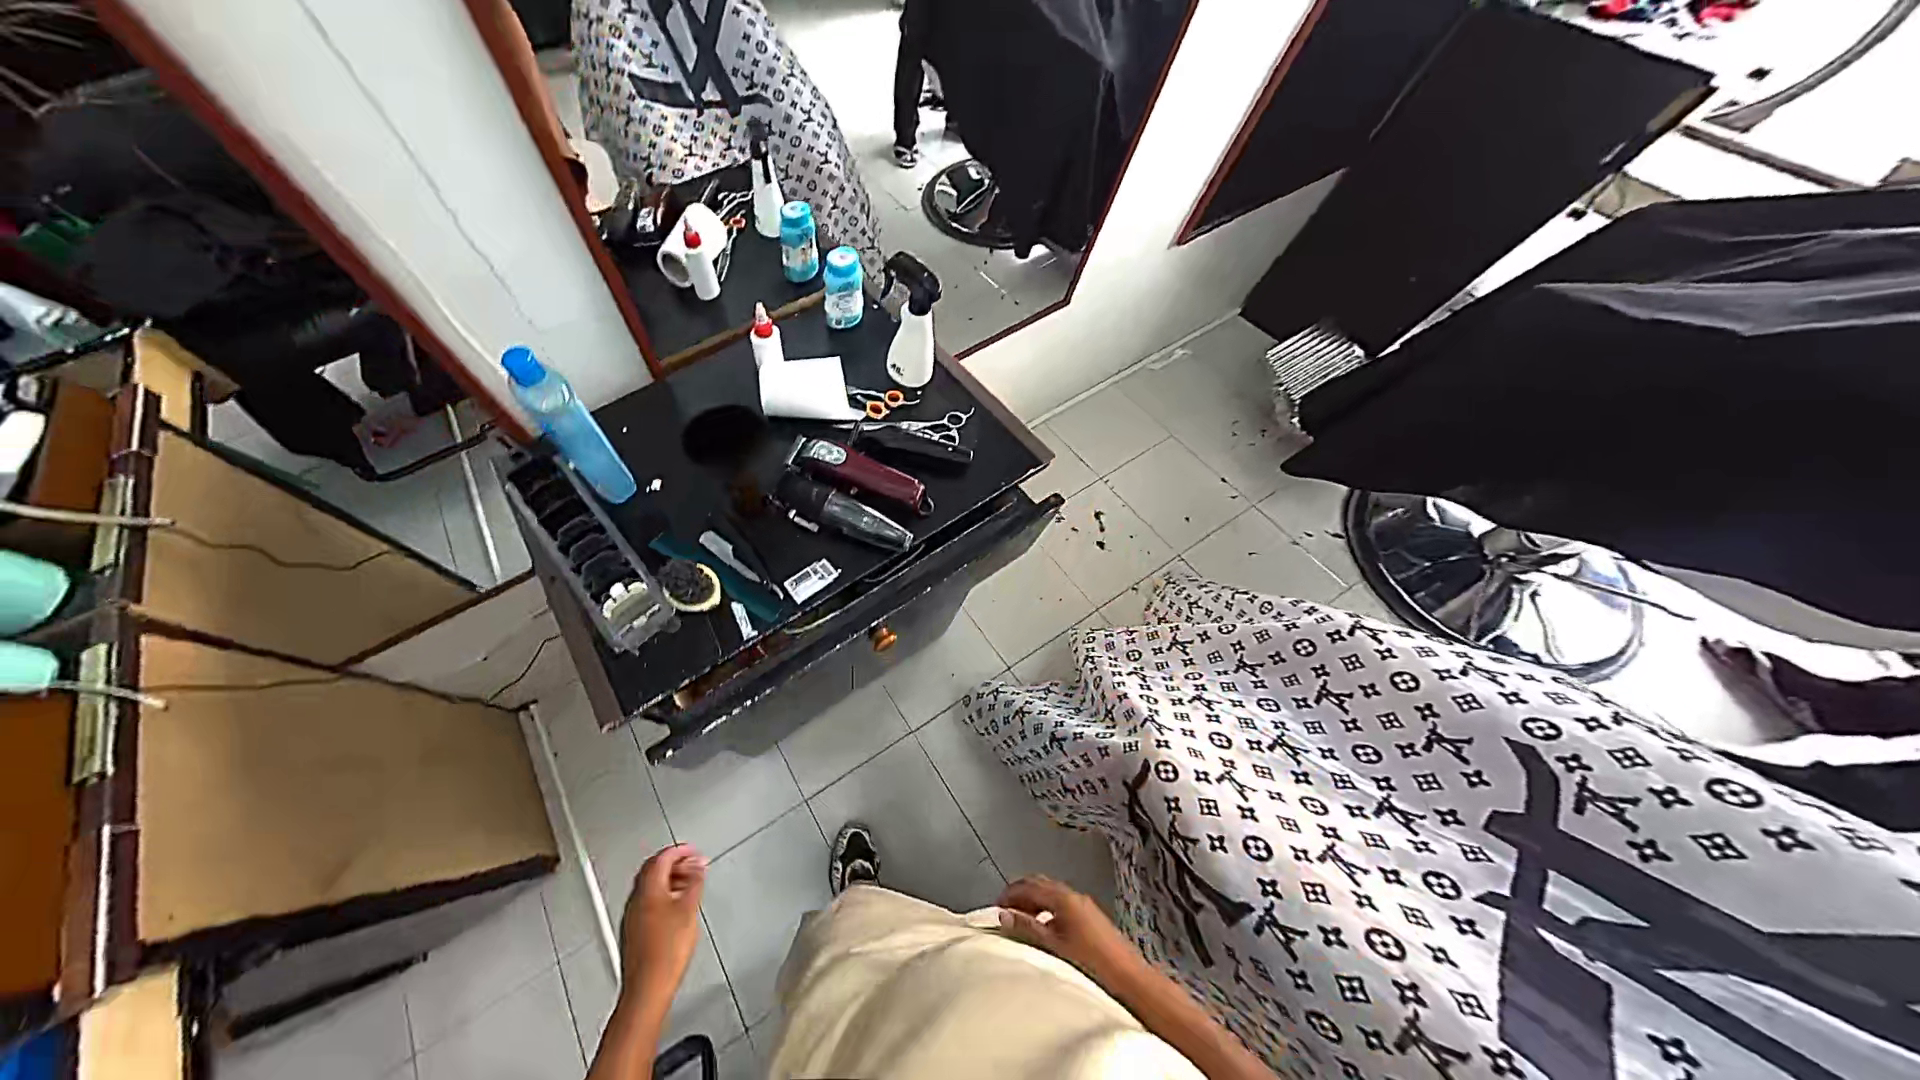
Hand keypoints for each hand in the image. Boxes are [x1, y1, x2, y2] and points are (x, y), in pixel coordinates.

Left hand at [619, 844, 706, 1006]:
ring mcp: (632, 916)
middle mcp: (636, 901)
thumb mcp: (690, 908)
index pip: (661, 858)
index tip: (694, 851)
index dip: (680, 850)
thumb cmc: (665, 953)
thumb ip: (695, 881)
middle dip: (673, 862)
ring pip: (649, 886)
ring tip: (688, 882)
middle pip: (652, 870)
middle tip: (692, 862)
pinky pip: (647, 903)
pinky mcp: (634, 931)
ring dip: (669, 878)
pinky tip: (677, 906)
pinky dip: (663, 895)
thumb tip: (697, 866)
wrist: (648, 987)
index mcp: (648, 890)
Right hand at [997, 876, 1147, 988]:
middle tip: (1004, 910)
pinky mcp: (1089, 916)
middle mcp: (1072, 894)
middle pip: (1040, 884)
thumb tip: (1003, 914)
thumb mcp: (1052, 944)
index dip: (1010, 893)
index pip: (1029, 885)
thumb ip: (1027, 927)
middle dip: (1020, 893)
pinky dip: (1045, 907)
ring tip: (1019, 919)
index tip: (995, 907)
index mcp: (1062, 896)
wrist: (1127, 976)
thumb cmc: (1088, 959)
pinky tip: (1041, 926)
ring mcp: (1083, 904)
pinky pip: (1060, 902)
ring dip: (1032, 900)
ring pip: (1050, 893)